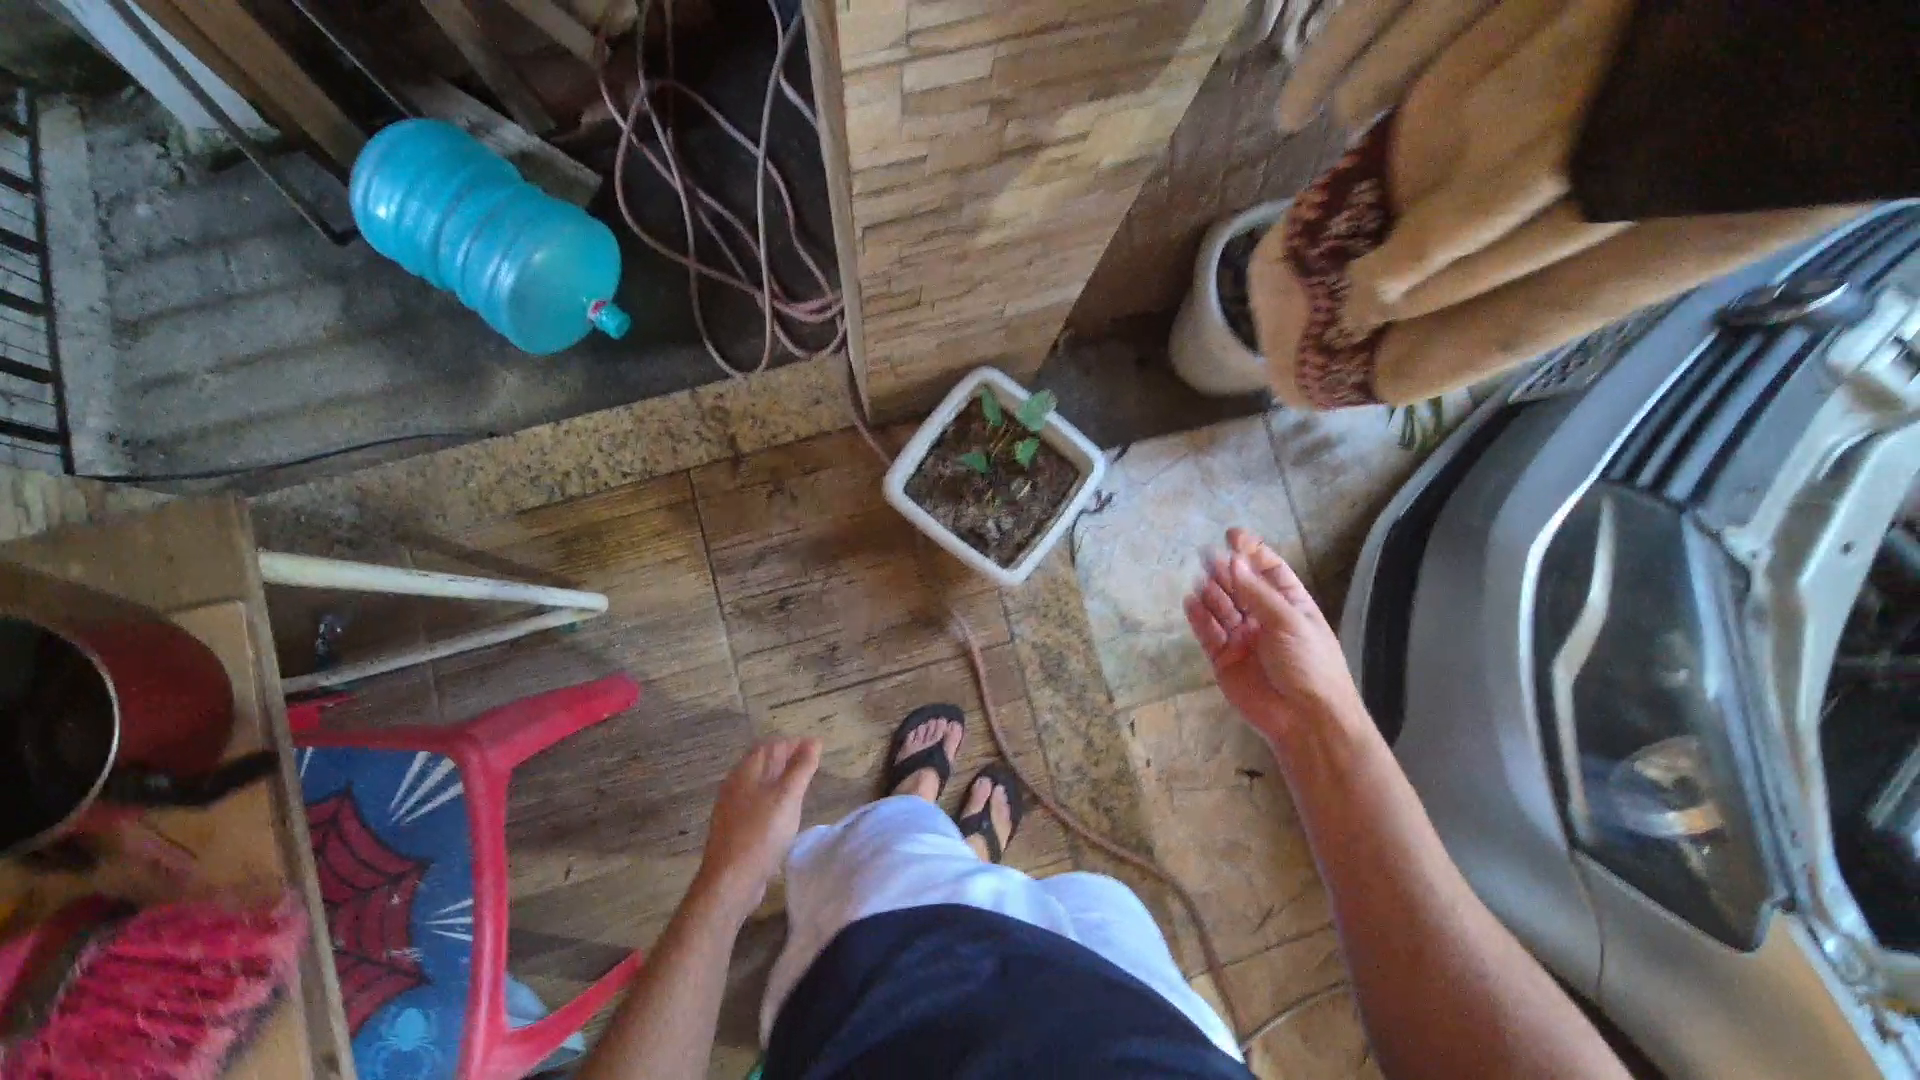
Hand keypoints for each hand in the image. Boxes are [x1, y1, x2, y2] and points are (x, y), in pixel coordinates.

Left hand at [693, 737, 820, 921]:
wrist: (730, 879)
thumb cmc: (762, 833)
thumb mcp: (788, 797)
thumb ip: (801, 768)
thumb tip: (814, 741)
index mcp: (746, 771)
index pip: (770, 745)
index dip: (793, 743)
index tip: (817, 748)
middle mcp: (735, 785)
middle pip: (762, 762)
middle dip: (786, 759)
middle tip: (812, 765)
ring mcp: (732, 807)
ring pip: (758, 783)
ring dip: (779, 779)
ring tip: (802, 786)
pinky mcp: (734, 827)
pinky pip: (755, 802)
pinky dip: (772, 798)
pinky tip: (783, 811)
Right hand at [1183, 528, 1367, 748]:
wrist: (1305, 719)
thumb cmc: (1309, 665)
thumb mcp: (1288, 621)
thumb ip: (1256, 592)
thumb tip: (1234, 559)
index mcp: (1290, 606)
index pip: (1269, 572)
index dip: (1252, 552)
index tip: (1232, 535)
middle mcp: (1265, 619)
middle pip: (1240, 587)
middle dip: (1226, 570)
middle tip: (1207, 556)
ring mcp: (1243, 639)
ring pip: (1222, 608)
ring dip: (1212, 592)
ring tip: (1201, 581)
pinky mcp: (1224, 659)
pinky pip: (1208, 633)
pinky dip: (1199, 618)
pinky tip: (1191, 602)